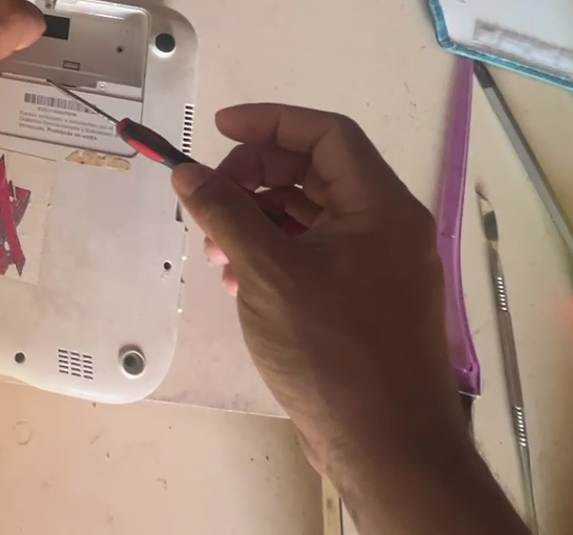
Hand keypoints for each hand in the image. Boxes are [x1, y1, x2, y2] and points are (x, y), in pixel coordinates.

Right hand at [171, 105, 460, 481]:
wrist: (387, 450)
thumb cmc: (332, 350)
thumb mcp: (265, 270)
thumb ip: (223, 211)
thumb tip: (185, 171)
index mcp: (380, 209)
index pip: (325, 134)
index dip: (269, 121)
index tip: (217, 128)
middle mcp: (384, 227)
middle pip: (310, 169)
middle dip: (251, 175)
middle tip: (208, 195)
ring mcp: (373, 263)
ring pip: (304, 210)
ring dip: (252, 215)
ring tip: (214, 247)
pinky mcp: (358, 294)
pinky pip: (307, 247)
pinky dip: (266, 247)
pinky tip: (234, 275)